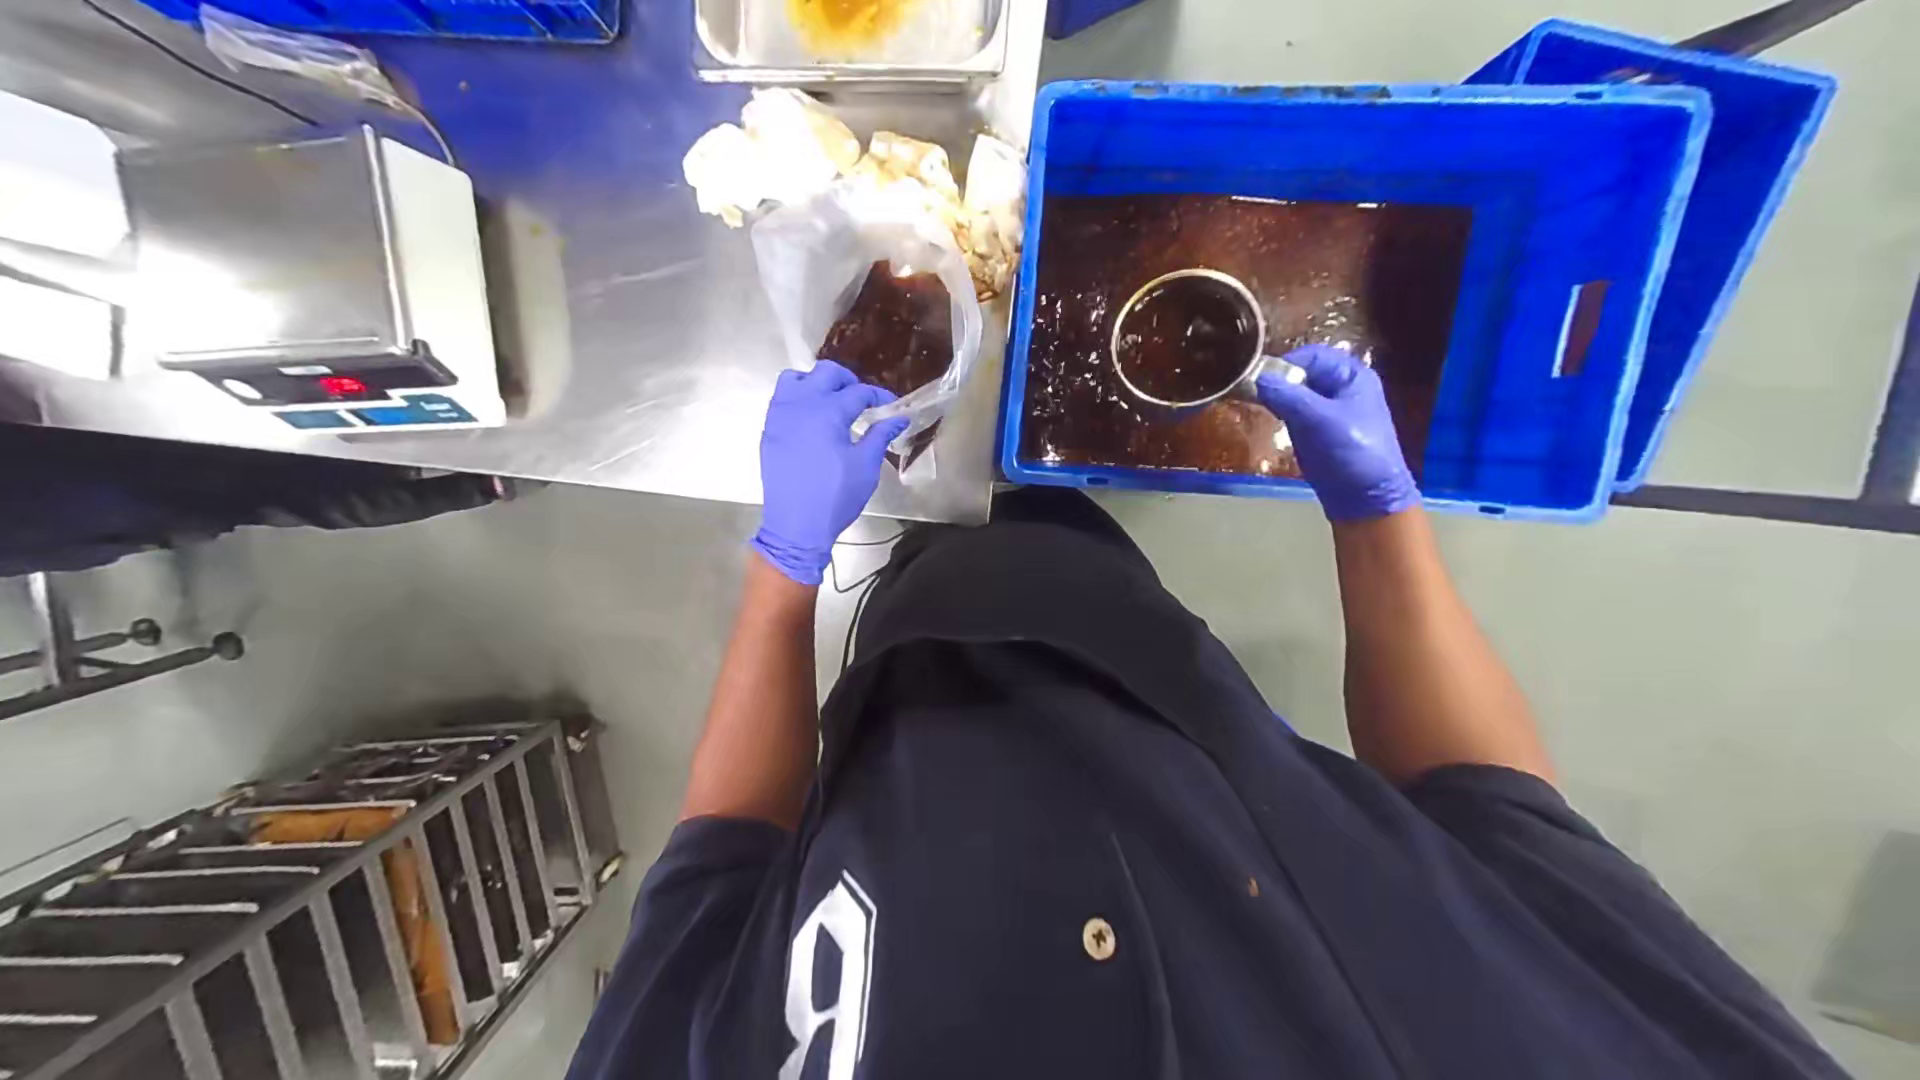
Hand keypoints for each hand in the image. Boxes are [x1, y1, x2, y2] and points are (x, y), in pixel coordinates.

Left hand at [751, 361, 910, 584]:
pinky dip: (799, 399)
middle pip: (826, 373)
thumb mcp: (866, 465)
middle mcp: (801, 405)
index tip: (891, 405)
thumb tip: (899, 418)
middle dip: (848, 381)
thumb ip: (880, 435)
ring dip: (817, 383)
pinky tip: (812, 420)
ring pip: (796, 379)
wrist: (796, 526)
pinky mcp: (769, 430)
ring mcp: (780, 415)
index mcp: (828, 412)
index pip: (858, 392)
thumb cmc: (836, 496)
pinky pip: (782, 399)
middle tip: (862, 400)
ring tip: (832, 402)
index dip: (878, 396)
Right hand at [1255, 344, 1418, 520]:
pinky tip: (1267, 417)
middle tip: (1252, 392)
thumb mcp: (1320, 420)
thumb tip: (1258, 378)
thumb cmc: (1352, 452)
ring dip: (1275, 397)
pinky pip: (1292, 411)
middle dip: (1277, 381)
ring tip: (1256, 404)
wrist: (1365, 498)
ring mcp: (1326, 409)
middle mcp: (1339, 387)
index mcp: (1352, 376)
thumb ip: (1289, 396)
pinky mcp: (1314, 429)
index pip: (1311, 356)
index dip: (1285, 364)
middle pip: (1300, 372)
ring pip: (1293, 392)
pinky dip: (1278, 411)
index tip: (1259, 379)